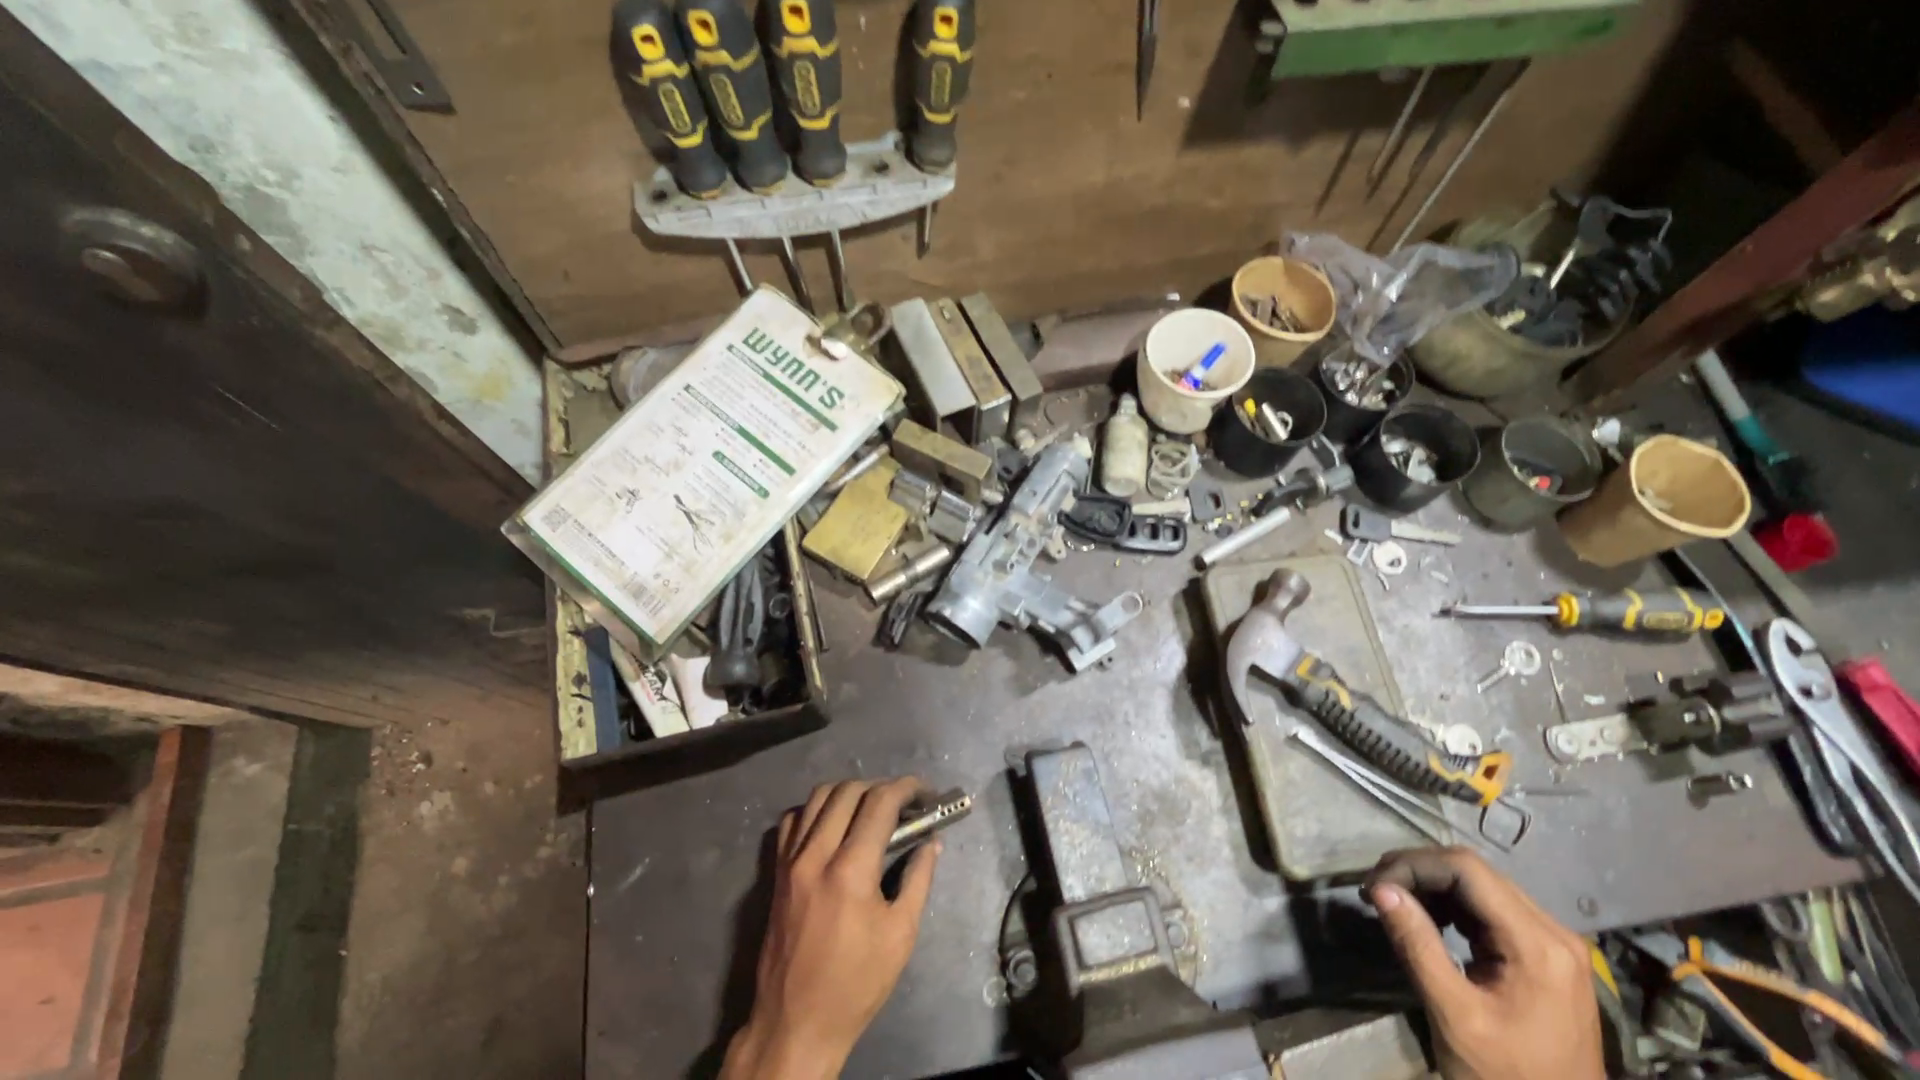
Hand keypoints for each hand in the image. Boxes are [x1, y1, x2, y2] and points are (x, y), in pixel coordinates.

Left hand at [721, 778, 939, 1079]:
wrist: (797, 1020)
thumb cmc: (856, 983)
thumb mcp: (900, 935)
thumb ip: (917, 880)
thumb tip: (931, 843)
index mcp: (850, 870)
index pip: (879, 803)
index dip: (906, 788)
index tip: (925, 792)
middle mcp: (815, 855)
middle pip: (848, 791)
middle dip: (881, 786)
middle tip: (904, 802)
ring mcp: (789, 862)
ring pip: (816, 798)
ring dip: (848, 792)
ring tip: (871, 807)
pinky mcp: (775, 873)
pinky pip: (792, 821)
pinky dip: (815, 811)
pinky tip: (833, 825)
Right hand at [1366, 847, 1602, 1079]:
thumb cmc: (1506, 1075)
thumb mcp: (1454, 1016)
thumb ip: (1418, 948)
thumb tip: (1380, 890)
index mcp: (1537, 944)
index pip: (1468, 871)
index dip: (1413, 866)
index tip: (1372, 887)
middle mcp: (1554, 931)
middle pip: (1476, 872)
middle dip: (1419, 872)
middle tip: (1375, 891)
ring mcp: (1554, 942)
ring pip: (1483, 886)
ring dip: (1433, 886)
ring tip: (1393, 903)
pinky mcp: (1546, 953)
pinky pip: (1493, 910)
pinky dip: (1453, 906)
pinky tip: (1426, 920)